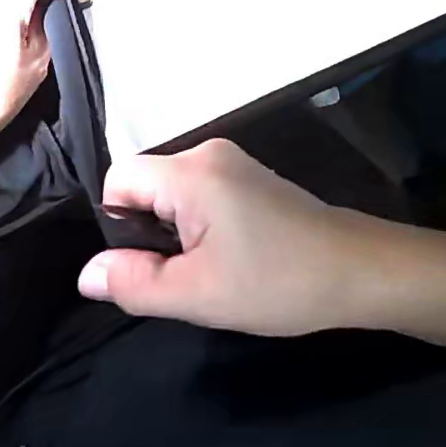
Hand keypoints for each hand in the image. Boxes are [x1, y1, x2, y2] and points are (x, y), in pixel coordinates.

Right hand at [77, 140, 397, 336]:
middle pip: (146, 183)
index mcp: (191, 171)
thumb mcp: (197, 294)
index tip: (147, 264)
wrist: (357, 270)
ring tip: (207, 269)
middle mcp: (209, 152)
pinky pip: (199, 193)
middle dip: (148, 231)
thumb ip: (135, 282)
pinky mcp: (249, 176)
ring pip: (172, 192)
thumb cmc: (277, 282)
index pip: (119, 178)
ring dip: (175, 231)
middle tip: (182, 274)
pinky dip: (198, 224)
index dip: (119, 224)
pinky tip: (228, 255)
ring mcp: (233, 161)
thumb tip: (88, 272)